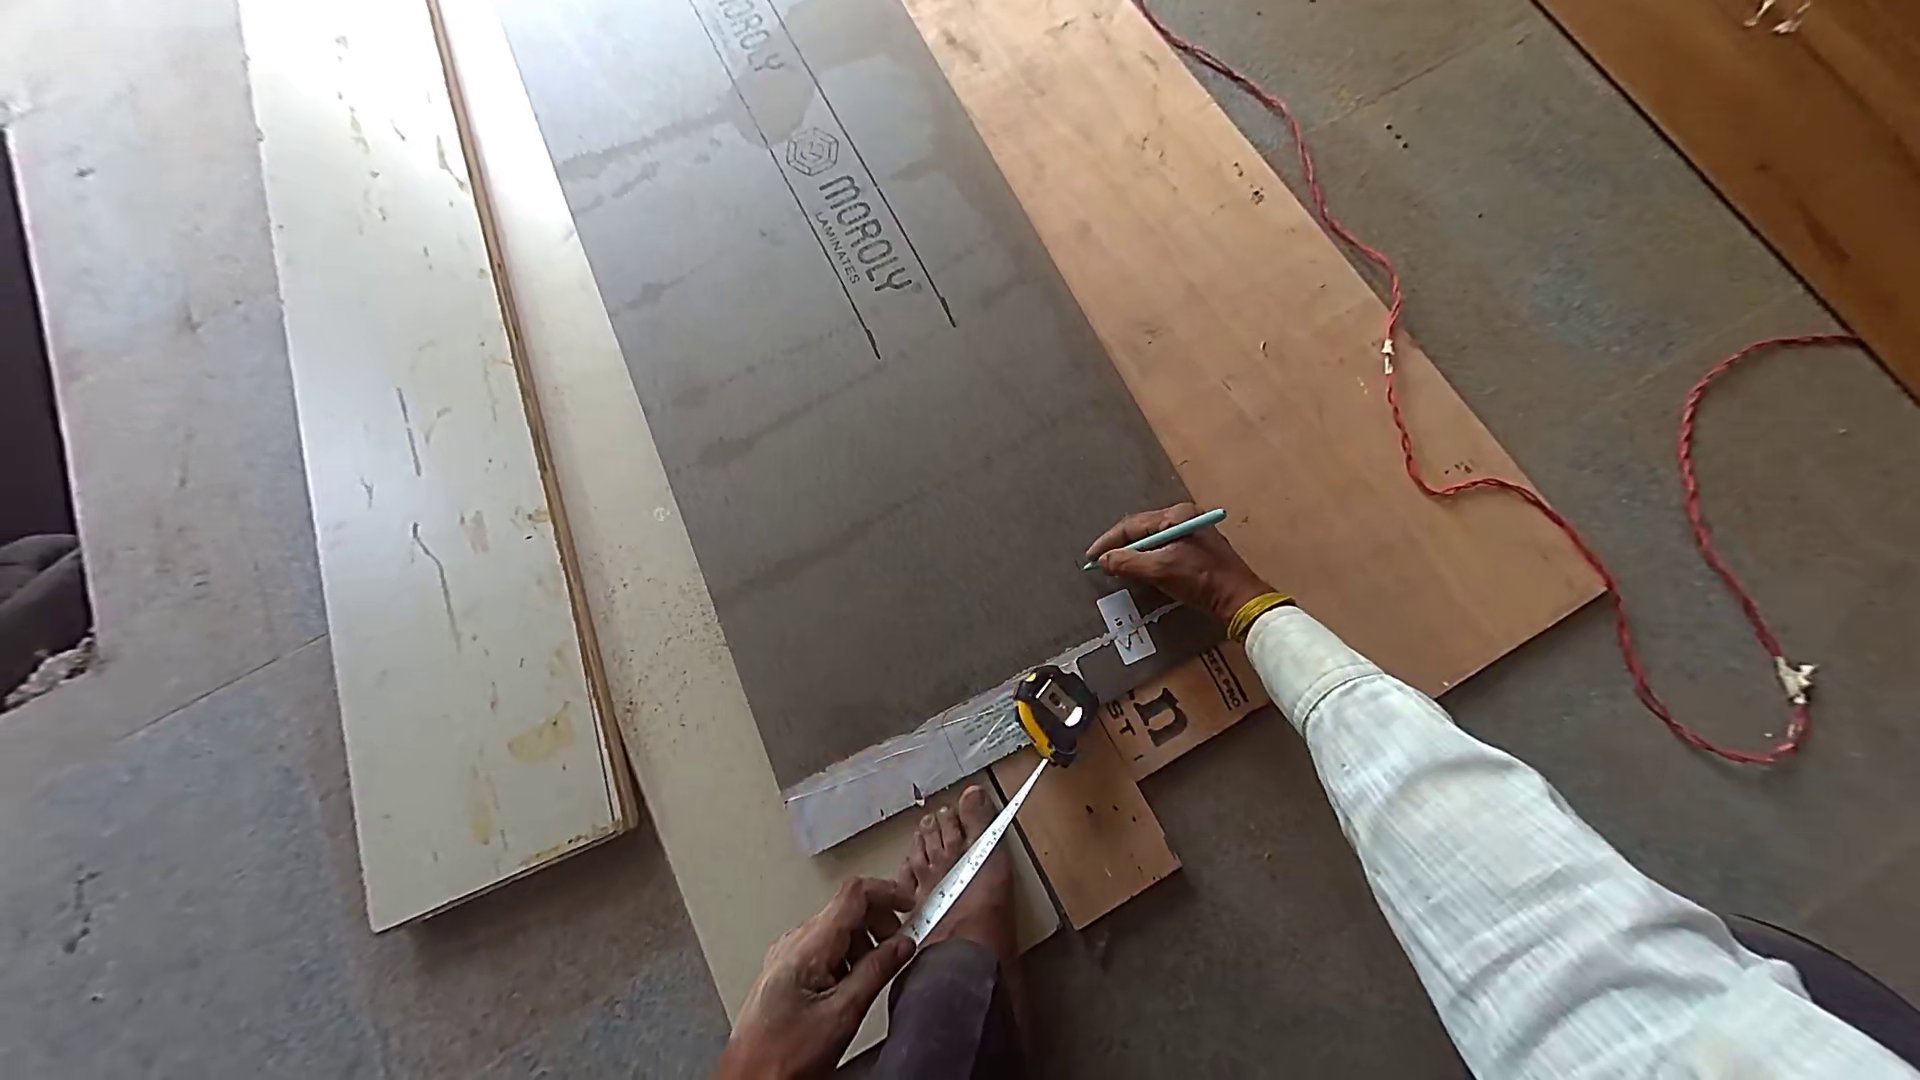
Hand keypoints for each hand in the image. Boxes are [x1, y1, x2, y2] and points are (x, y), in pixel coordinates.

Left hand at [715, 877, 918, 1079]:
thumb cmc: (781, 1061)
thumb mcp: (840, 1017)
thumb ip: (875, 973)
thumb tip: (903, 944)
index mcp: (808, 945)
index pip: (854, 893)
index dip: (887, 892)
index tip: (910, 904)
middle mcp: (794, 942)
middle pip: (847, 907)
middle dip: (879, 920)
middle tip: (900, 943)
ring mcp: (787, 955)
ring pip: (836, 926)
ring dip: (864, 939)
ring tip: (878, 968)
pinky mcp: (785, 971)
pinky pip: (823, 946)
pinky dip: (847, 953)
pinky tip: (853, 981)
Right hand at [1085, 502, 1275, 625]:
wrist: (1240, 601)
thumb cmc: (1203, 581)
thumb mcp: (1160, 570)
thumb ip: (1128, 562)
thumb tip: (1103, 561)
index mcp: (1176, 516)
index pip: (1132, 525)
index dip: (1108, 541)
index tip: (1091, 557)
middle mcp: (1183, 519)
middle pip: (1140, 530)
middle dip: (1118, 546)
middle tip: (1099, 562)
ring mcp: (1190, 533)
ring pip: (1149, 540)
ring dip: (1131, 554)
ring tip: (1113, 567)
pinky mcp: (1194, 550)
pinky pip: (1161, 549)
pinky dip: (1145, 559)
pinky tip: (1137, 570)